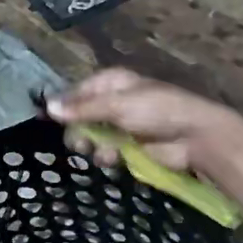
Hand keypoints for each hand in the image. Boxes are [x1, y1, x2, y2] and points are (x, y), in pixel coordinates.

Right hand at [45, 68, 242, 176]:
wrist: (194, 137)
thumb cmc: (157, 111)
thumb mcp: (117, 105)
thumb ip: (82, 109)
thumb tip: (48, 107)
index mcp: (112, 82)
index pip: (78, 92)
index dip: (65, 105)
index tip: (52, 121)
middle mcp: (114, 101)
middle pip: (82, 116)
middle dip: (79, 131)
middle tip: (81, 143)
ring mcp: (122, 125)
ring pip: (92, 136)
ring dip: (92, 146)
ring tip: (101, 152)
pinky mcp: (129, 146)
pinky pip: (107, 151)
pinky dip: (107, 156)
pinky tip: (114, 159)